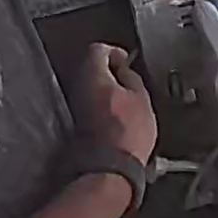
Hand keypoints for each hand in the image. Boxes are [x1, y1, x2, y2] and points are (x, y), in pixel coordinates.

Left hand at [72, 44, 156, 163]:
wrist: (110, 168)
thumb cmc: (127, 131)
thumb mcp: (141, 98)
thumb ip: (131, 77)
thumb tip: (124, 70)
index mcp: (93, 75)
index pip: (97, 49)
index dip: (115, 51)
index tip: (126, 61)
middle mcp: (78, 86)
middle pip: (91, 67)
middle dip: (109, 70)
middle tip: (128, 79)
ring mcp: (75, 104)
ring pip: (90, 85)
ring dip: (106, 87)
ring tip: (125, 98)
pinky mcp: (77, 122)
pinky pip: (90, 102)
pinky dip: (102, 102)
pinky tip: (117, 113)